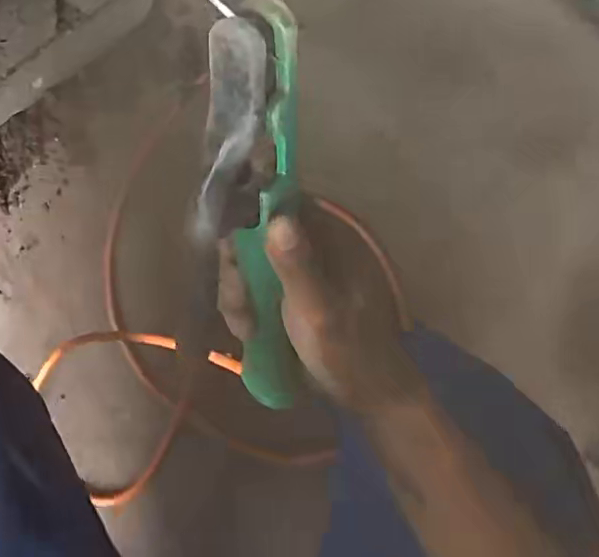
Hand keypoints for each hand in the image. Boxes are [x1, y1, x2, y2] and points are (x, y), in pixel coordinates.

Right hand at [218, 213, 425, 410]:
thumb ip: (298, 268)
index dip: (240, 216)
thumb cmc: (351, 352)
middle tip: (240, 304)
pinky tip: (248, 332)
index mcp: (320, 231)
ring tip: (246, 329)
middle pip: (245, 231)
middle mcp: (301, 238)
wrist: (368, 398)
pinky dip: (239, 305)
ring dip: (235, 293)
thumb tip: (277, 221)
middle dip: (234, 270)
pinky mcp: (278, 288)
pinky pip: (244, 283)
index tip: (230, 252)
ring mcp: (289, 264)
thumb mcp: (320, 311)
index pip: (268, 199)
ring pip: (240, 259)